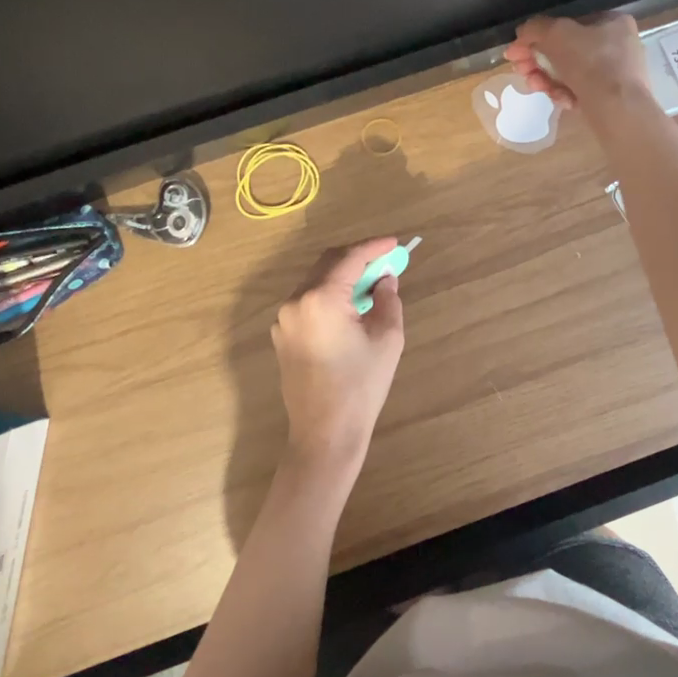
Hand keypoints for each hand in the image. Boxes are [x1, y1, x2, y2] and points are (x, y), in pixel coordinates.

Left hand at [271, 238, 406, 474]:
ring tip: (370, 286)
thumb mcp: (387, 339)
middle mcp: (295, 302)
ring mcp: (283, 320)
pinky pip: (306, 303)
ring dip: (341, 277)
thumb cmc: (361, 387)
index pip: (349, 258)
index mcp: (321, 299)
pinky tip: (349, 309)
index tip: (395, 243)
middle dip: (356, 258)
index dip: (374, 247)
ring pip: (315, 282)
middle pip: (327, 264)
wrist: (325, 434)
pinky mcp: (282, 336)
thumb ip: (388, 300)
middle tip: (384, 261)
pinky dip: (328, 296)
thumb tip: (385, 279)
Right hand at [503, 13, 648, 115]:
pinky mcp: (611, 98)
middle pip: (565, 50)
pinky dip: (565, 94)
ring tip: (534, 86)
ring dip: (546, 79)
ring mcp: (616, 73)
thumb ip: (535, 28)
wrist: (618, 109)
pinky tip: (561, 100)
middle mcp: (618, 44)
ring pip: (569, 73)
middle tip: (520, 70)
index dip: (536, 37)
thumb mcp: (556, 33)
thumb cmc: (591, 63)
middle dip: (537, 62)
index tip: (515, 52)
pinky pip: (580, 91)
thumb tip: (522, 32)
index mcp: (611, 21)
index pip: (566, 25)